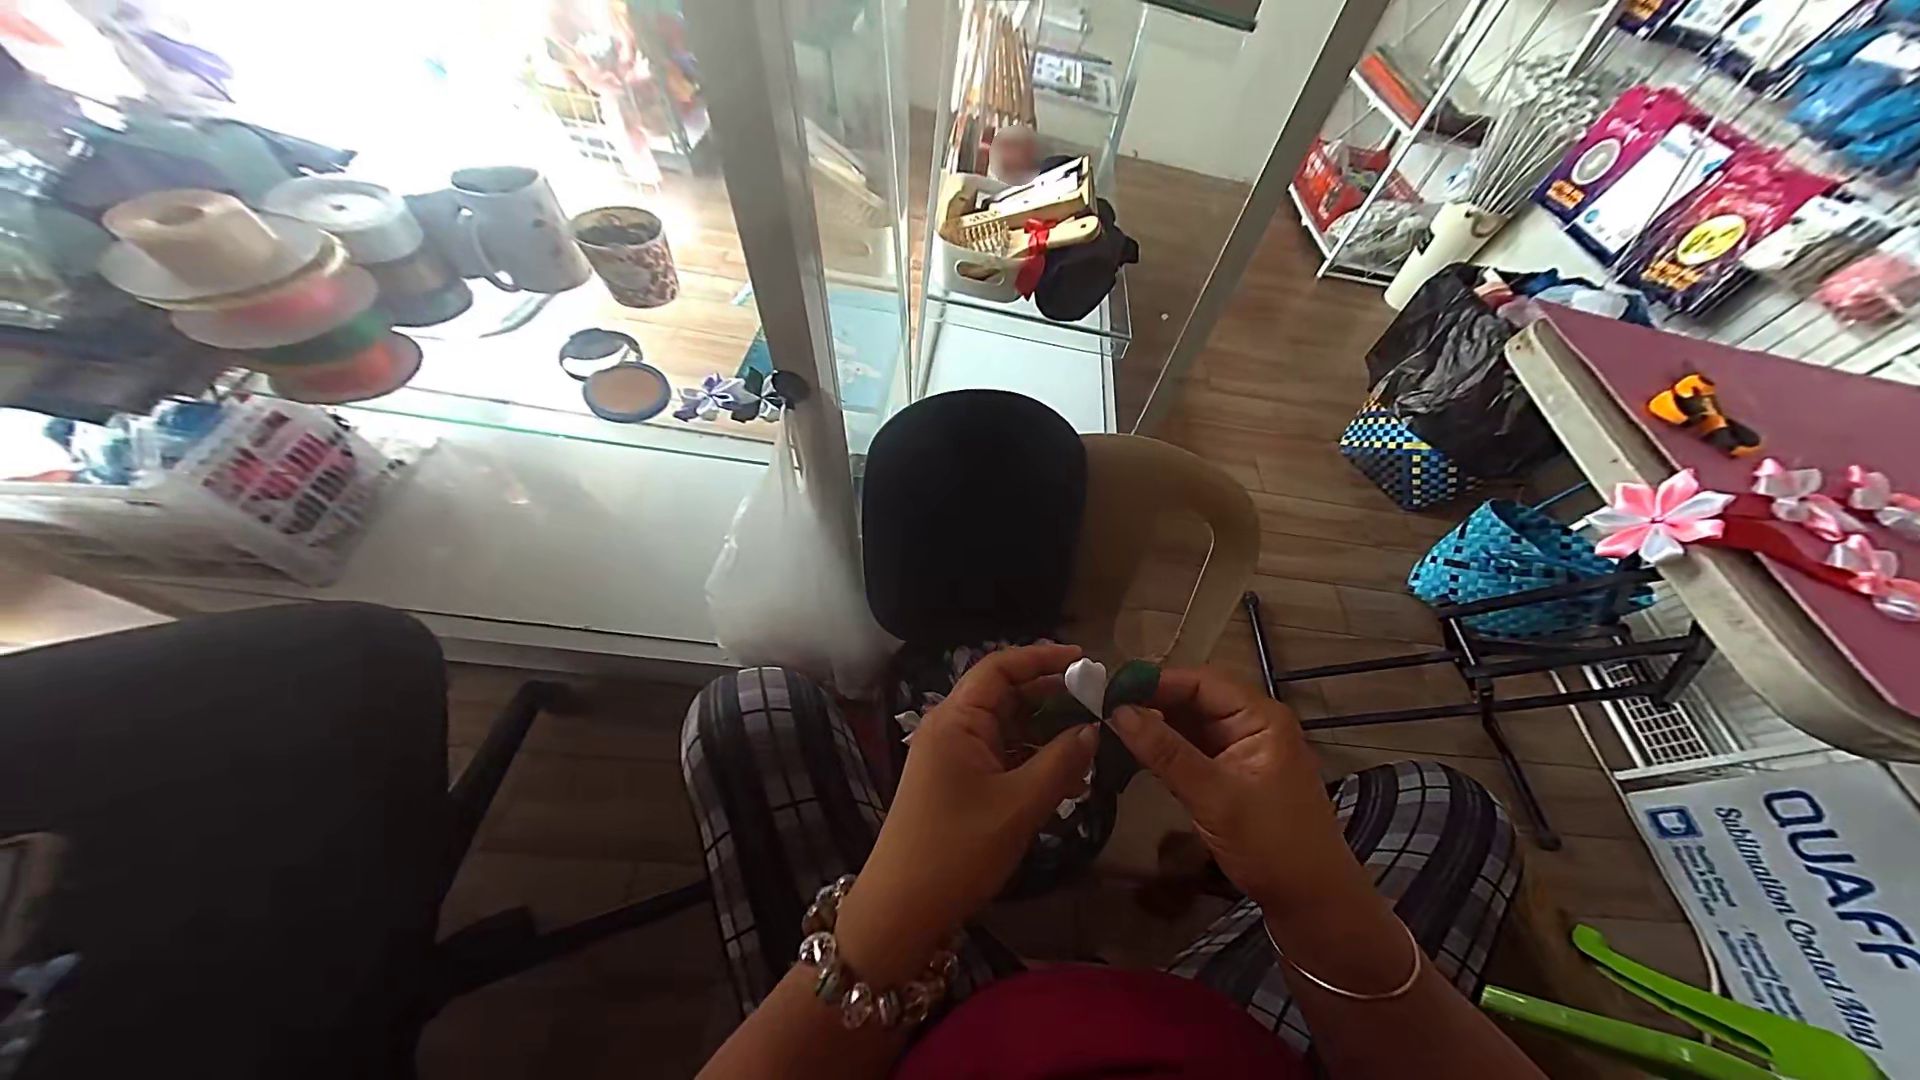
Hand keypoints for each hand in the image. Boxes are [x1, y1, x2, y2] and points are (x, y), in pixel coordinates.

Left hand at [834, 644, 1098, 982]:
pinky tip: (1065, 774)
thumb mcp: (1018, 806)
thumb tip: (1093, 731)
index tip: (1083, 659)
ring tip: (1089, 738)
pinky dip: (1031, 757)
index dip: (1041, 657)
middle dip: (1050, 695)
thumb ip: (1060, 763)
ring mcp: (953, 754)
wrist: (901, 910)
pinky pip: (1000, 754)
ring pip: (1006, 726)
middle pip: (1004, 695)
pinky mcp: (958, 780)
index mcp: (956, 719)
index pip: (999, 668)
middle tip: (1095, 702)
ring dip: (1044, 730)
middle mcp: (951, 727)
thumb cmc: (957, 851)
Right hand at [1106, 668, 1372, 919]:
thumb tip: (1117, 711)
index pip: (1201, 681)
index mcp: (1260, 717)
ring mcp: (1239, 747)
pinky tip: (1132, 748)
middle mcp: (1250, 723)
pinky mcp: (1229, 770)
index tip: (1111, 690)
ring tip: (1110, 723)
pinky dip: (1162, 745)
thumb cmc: (1272, 846)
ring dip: (1153, 722)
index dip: (1155, 682)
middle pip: (1193, 697)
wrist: (1312, 906)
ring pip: (1188, 721)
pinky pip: (1189, 745)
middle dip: (1150, 700)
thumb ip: (1165, 752)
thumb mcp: (1214, 797)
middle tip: (1104, 706)